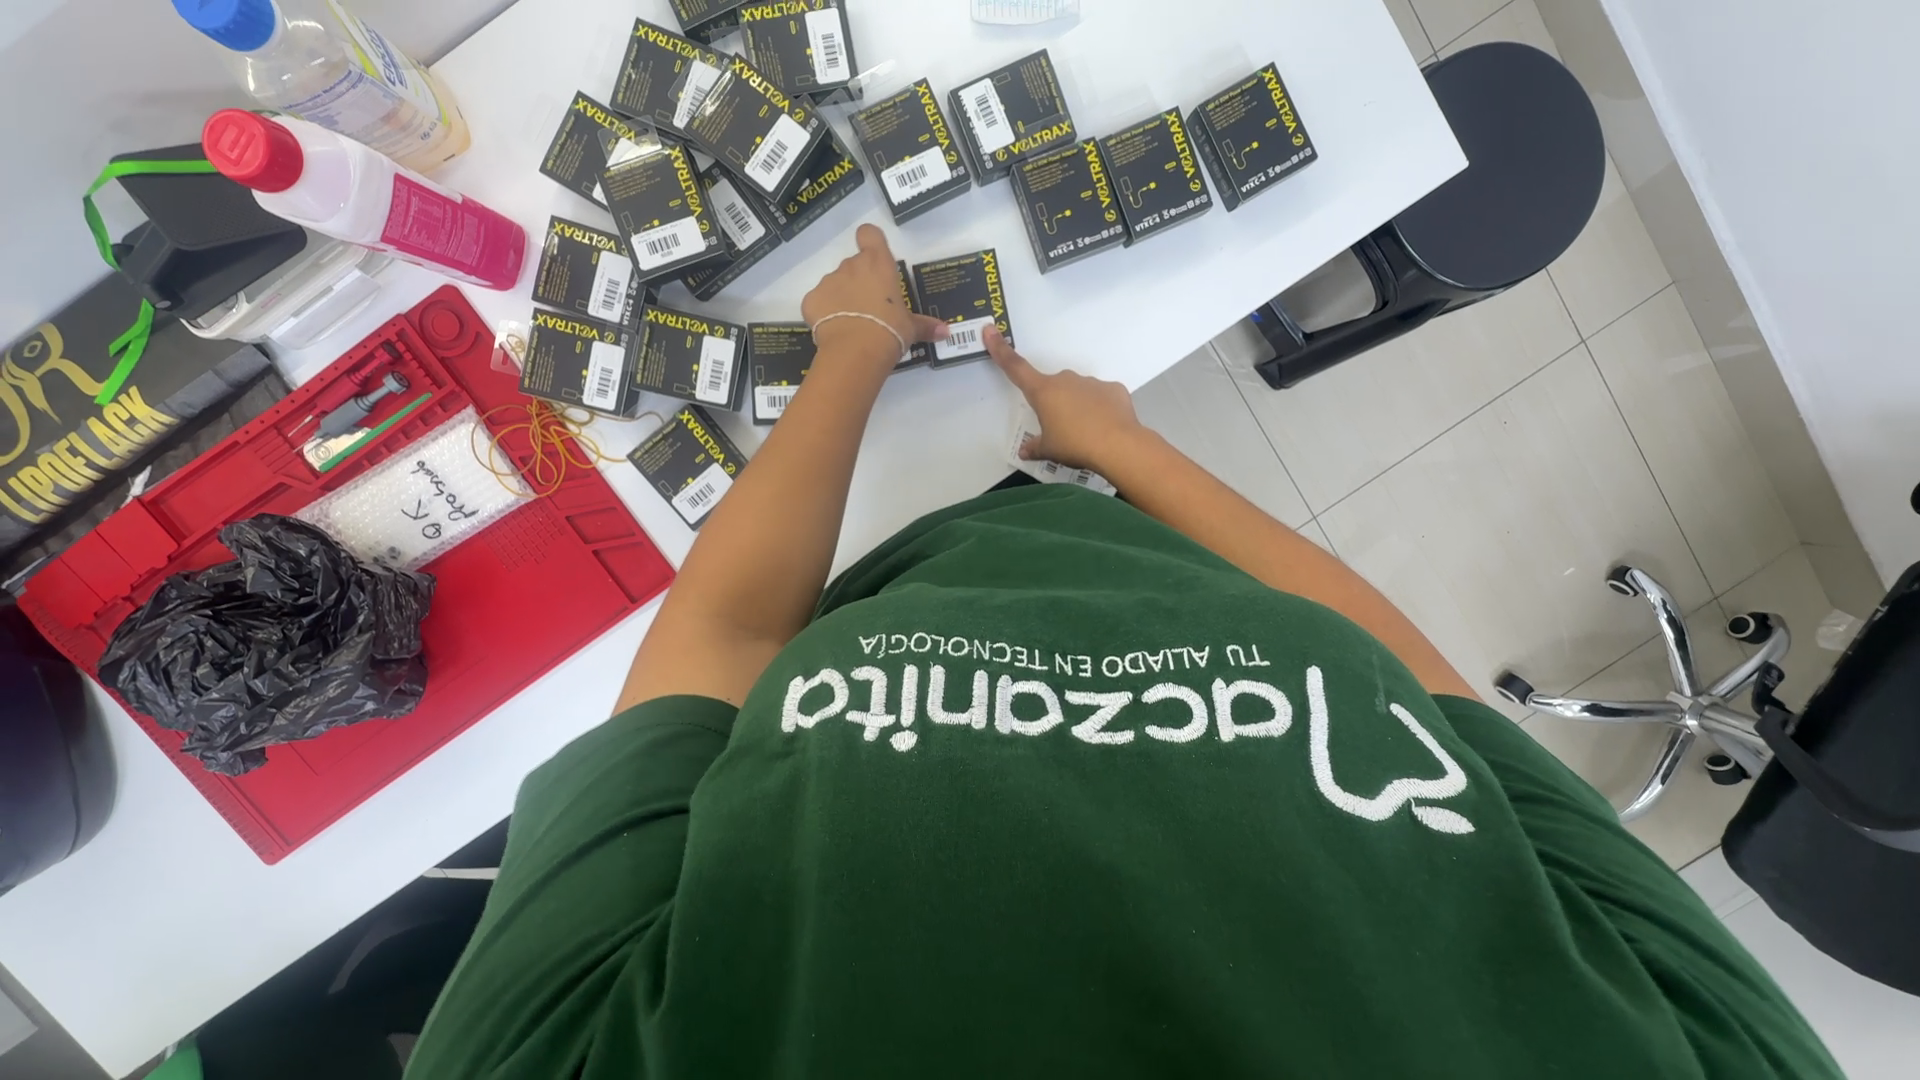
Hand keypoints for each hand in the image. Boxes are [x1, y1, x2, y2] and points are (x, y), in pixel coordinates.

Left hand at [802, 224, 948, 365]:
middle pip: (854, 265)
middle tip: (869, 309)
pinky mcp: (811, 300)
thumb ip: (925, 326)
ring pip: (835, 285)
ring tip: (851, 325)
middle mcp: (852, 266)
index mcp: (879, 264)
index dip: (870, 242)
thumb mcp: (911, 329)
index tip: (874, 257)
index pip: (870, 235)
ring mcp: (828, 281)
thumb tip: (946, 332)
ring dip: (841, 299)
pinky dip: (823, 314)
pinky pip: (818, 304)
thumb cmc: (890, 331)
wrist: (856, 350)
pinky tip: (833, 332)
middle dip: (859, 283)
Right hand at [986, 325, 1146, 472]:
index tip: (990, 331)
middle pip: (1052, 388)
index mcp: (1043, 392)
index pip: (1016, 368)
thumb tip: (1025, 451)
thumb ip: (1035, 447)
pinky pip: (1101, 398)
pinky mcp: (1113, 389)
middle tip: (1061, 429)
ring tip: (1086, 432)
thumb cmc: (1075, 445)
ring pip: (1078, 392)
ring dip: (1077, 407)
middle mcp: (1066, 380)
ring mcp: (1091, 382)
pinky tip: (1104, 427)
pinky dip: (1100, 410)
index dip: (1001, 350)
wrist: (1118, 445)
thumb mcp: (1049, 450)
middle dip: (1054, 404)